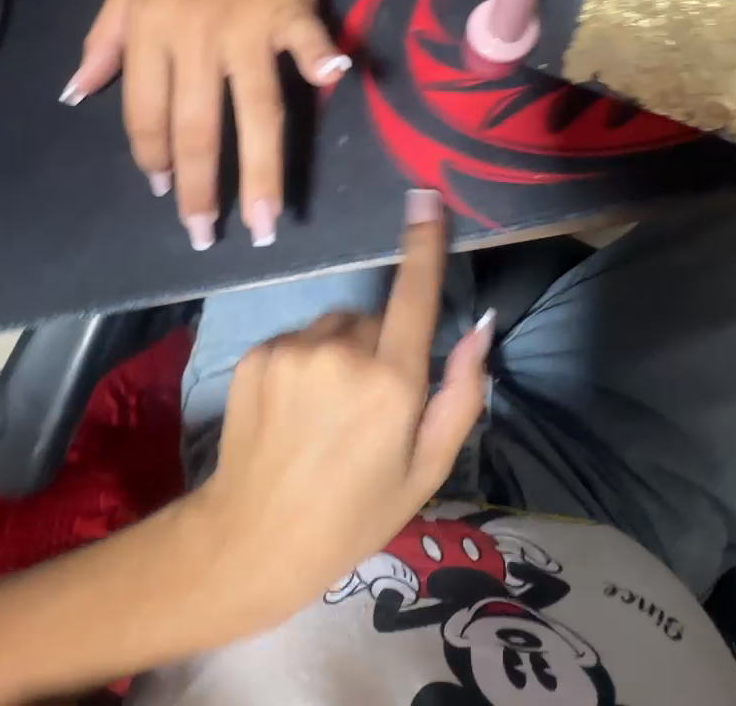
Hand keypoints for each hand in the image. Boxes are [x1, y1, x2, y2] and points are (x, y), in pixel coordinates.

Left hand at [63, 0, 350, 251]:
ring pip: (253, 109)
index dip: (152, 157)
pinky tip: (336, 81)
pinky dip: (321, 58)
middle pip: (197, 127)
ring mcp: (245, 23)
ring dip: (258, 171)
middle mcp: (193, 34)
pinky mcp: (290, 7)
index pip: (145, 112)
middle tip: (203, 235)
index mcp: (150, 28)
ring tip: (261, 223)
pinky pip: (305, 39)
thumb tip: (76, 95)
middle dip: (198, 188)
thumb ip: (102, 41)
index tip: (163, 193)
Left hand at [186, 189, 492, 619]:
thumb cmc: (353, 514)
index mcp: (391, 384)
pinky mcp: (256, 352)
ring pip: (334, 325)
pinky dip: (304, 360)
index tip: (425, 197)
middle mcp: (341, 352)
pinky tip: (294, 407)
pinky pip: (297, 339)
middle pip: (375, 318)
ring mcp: (292, 349)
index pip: (415, 298)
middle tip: (368, 405)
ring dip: (340, 350)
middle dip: (381, 345)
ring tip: (326, 410)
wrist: (253, 538)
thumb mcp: (425, 471)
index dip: (423, 245)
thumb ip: (461, 394)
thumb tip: (482, 327)